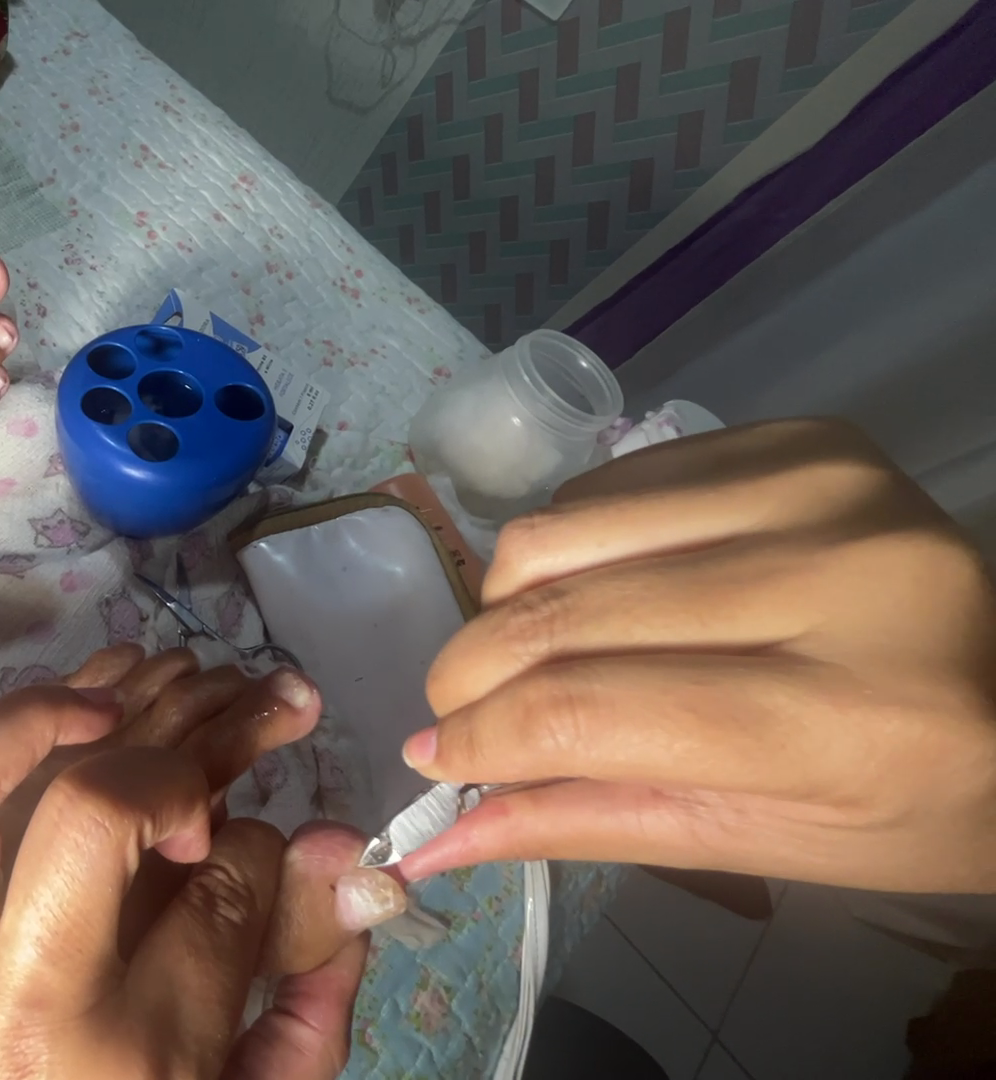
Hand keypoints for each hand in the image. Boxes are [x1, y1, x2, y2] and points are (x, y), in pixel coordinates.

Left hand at [0, 676, 403, 1079]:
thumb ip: (310, 986)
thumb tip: (354, 852)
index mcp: (134, 1053)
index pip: (225, 886)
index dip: (259, 850)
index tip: (251, 848)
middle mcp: (18, 995)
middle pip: (93, 819)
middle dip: (167, 775)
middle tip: (192, 793)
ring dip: (23, 727)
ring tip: (91, 707)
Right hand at [399, 419, 995, 892]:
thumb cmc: (911, 792)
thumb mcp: (760, 841)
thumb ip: (583, 826)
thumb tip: (436, 840)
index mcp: (861, 717)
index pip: (586, 713)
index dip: (479, 738)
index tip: (430, 756)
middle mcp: (845, 576)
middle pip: (553, 619)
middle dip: (466, 674)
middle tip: (455, 707)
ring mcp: (814, 488)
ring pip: (544, 539)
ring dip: (499, 607)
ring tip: (526, 647)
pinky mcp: (784, 440)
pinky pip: (586, 493)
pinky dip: (552, 554)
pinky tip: (590, 591)